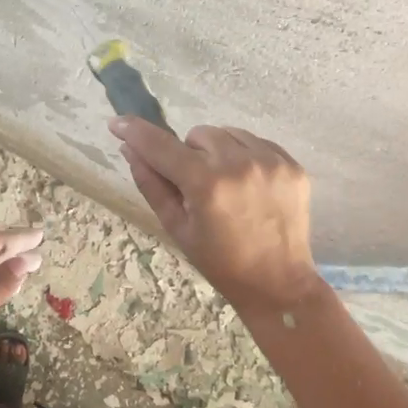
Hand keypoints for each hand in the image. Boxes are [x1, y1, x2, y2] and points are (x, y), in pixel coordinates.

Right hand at [110, 117, 319, 312]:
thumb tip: (129, 148)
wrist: (279, 283)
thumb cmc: (221, 262)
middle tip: (196, 185)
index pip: (161, 146)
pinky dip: (244, 155)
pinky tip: (248, 184)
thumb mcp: (177, 227)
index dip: (136, 131)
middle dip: (190, 154)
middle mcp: (239, 164)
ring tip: (225, 183)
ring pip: (227, 133)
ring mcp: (269, 162)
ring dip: (217, 151)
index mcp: (206, 184)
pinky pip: (256, 141)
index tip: (117, 123)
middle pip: (197, 134)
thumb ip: (151, 184)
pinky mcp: (291, 164)